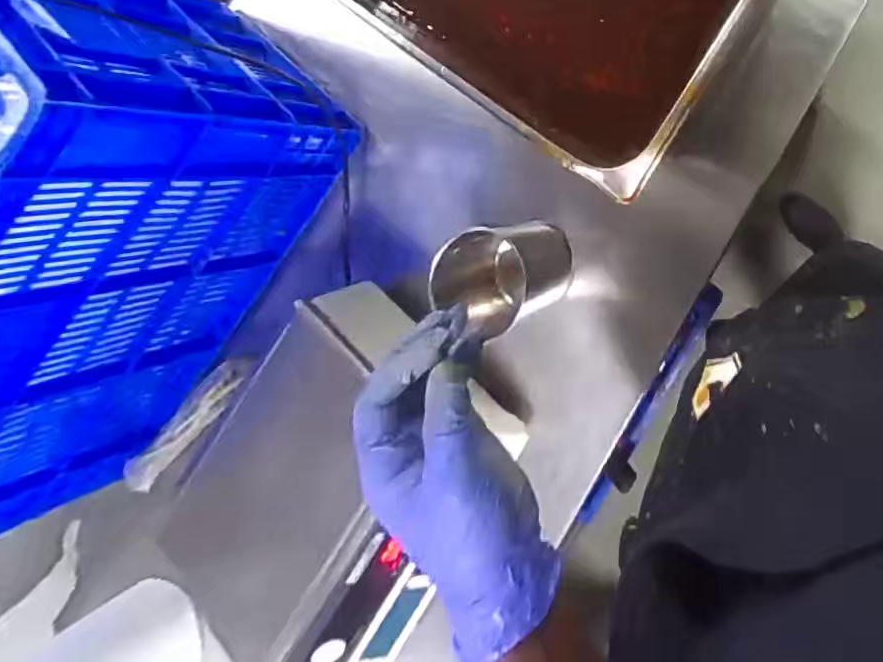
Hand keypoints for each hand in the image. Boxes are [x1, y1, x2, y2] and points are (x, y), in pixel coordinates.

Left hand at [352, 310, 560, 661]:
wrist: (506, 564)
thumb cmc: (466, 529)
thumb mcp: (453, 473)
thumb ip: (446, 415)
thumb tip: (447, 359)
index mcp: (383, 461)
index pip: (376, 401)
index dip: (400, 367)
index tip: (436, 343)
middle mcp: (402, 443)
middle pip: (399, 385)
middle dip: (420, 349)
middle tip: (448, 318)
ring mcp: (434, 436)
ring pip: (428, 382)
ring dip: (444, 350)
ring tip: (463, 318)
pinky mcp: (464, 433)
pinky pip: (456, 390)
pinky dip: (465, 364)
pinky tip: (477, 343)